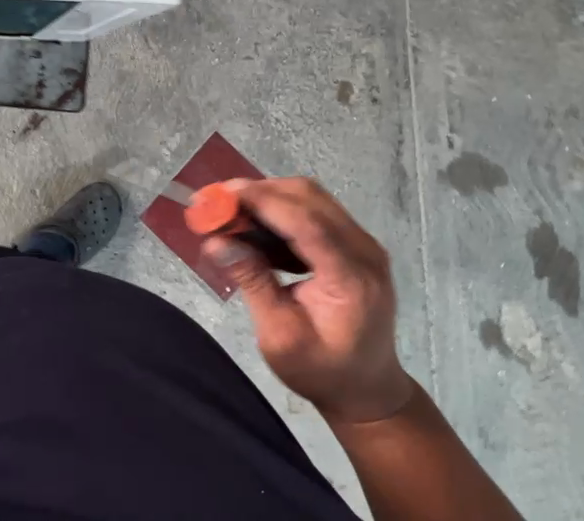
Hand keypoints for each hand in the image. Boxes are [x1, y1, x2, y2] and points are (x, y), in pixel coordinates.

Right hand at [205, 177, 412, 425]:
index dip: (262, 202)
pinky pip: (315, 210)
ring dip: (268, 198)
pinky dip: (281, 209)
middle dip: (259, 193)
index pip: (306, 222)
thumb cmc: (322, 371)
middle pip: (308, 199)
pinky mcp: (355, 244)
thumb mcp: (280, 336)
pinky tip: (257, 228)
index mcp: (350, 278)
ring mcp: (363, 245)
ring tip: (230, 215)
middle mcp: (364, 252)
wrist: (367, 390)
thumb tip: (215, 241)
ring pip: (310, 197)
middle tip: (216, 203)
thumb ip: (252, 282)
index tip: (220, 195)